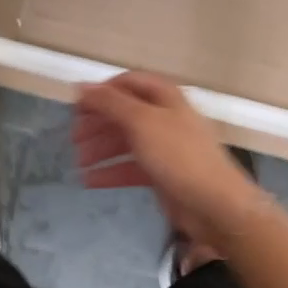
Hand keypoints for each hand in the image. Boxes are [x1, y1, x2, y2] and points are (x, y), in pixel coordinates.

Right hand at [73, 72, 260, 247]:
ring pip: (126, 141)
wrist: (214, 204)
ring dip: (100, 149)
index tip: (77, 106)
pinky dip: (111, 172)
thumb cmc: (178, 155)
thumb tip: (82, 86)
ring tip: (78, 162)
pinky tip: (89, 180)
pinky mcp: (162, 174)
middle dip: (98, 123)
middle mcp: (165, 117)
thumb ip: (110, 103)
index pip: (128, 83)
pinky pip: (131, 167)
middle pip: (124, 113)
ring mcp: (164, 147)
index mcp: (164, 97)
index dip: (102, 92)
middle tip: (73, 137)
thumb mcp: (141, 122)